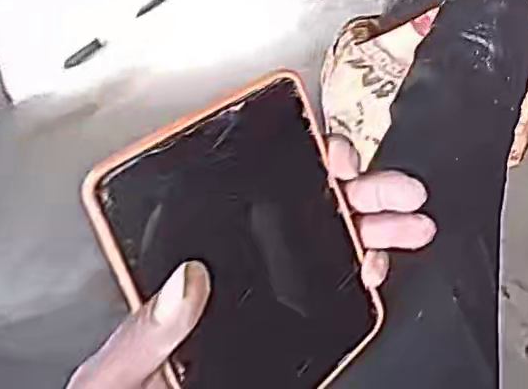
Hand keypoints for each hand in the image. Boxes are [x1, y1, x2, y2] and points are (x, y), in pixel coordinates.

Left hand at [68, 141, 435, 388]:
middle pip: (316, 208)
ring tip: (415, 225)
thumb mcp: (112, 381)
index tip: (340, 160)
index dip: (311, 161)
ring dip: (382, 227)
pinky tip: (379, 270)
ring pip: (338, 240)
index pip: (264, 188)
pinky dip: (369, 269)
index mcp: (205, 256)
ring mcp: (272, 296)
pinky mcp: (296, 330)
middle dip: (369, 192)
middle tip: (406, 192)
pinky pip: (341, 286)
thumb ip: (140, 338)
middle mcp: (246, 264)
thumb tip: (185, 282)